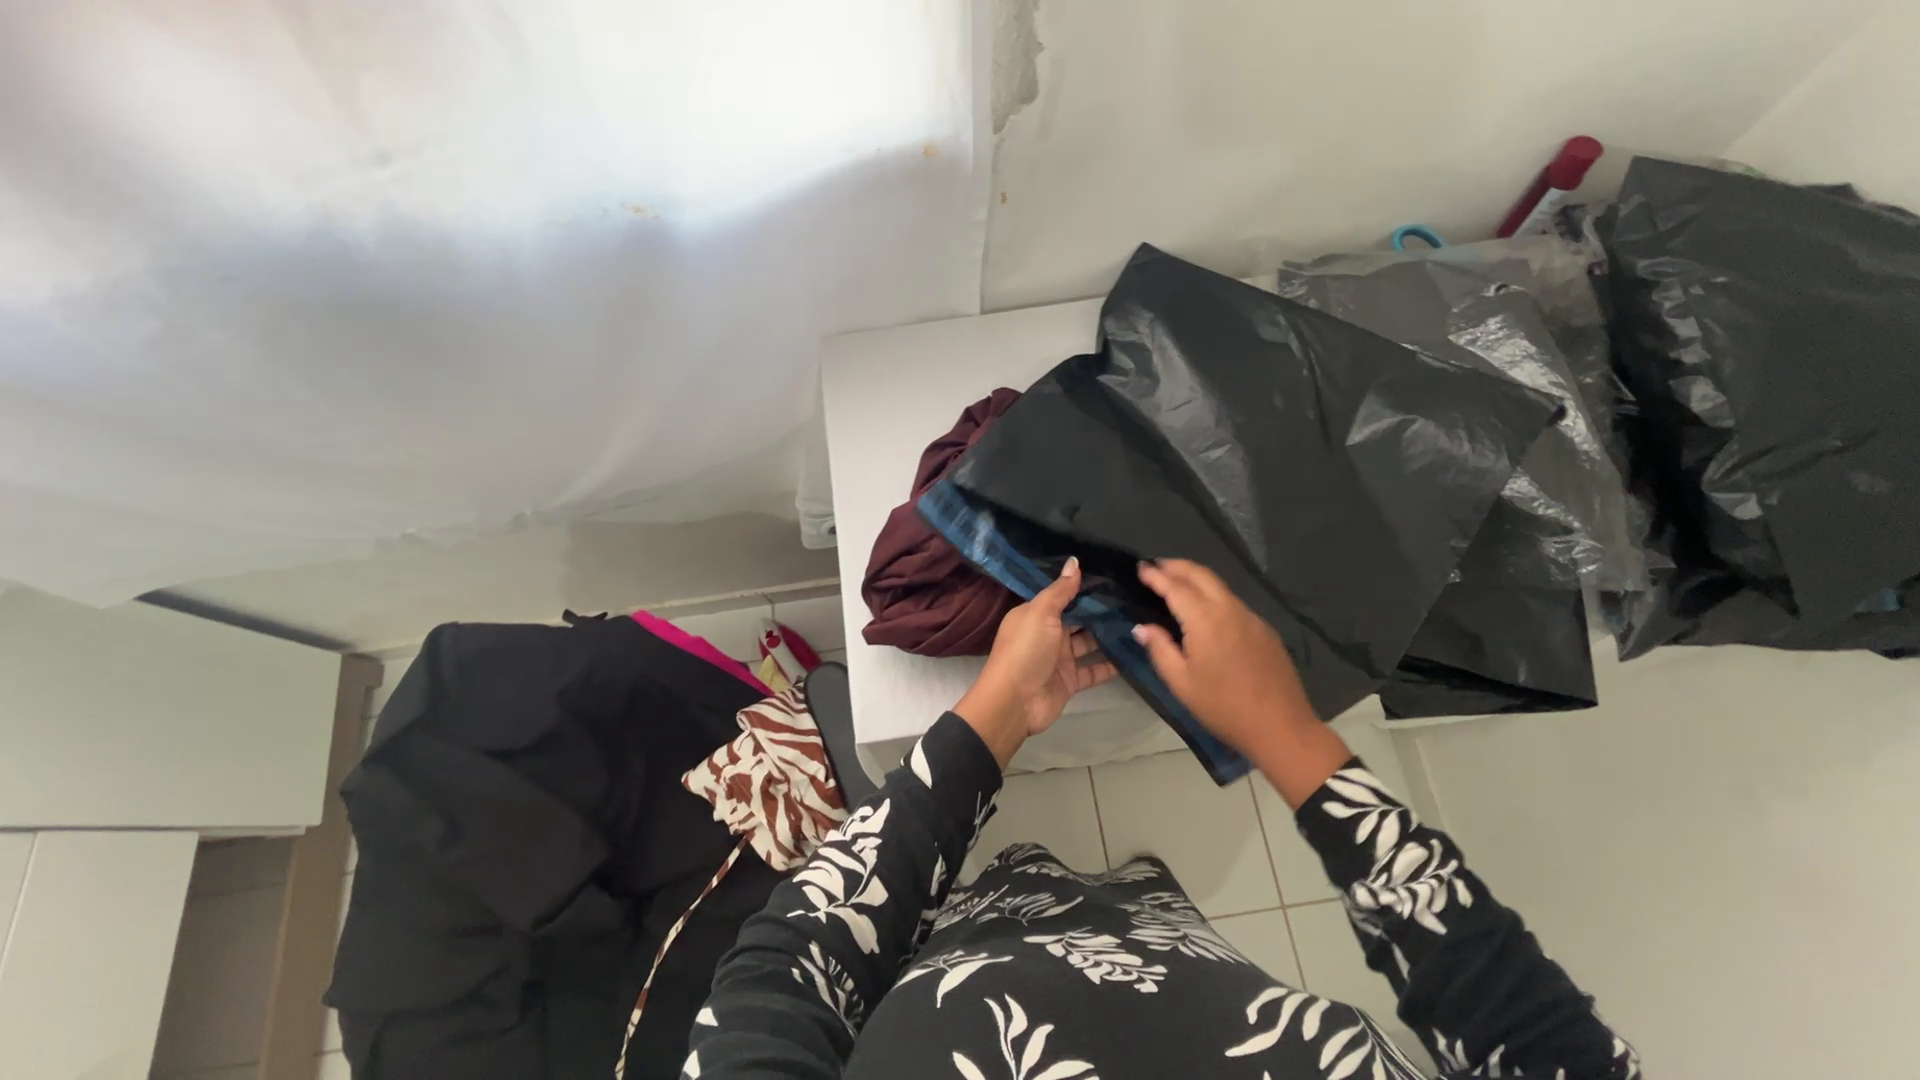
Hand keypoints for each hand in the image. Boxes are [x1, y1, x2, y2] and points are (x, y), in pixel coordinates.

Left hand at [955, 558, 1117, 767]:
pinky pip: (1094, 669)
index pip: (1061, 596)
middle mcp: (1048, 634)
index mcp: (1035, 615)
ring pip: (1089, 643)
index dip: (1082, 587)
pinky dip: (1111, 665)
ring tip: (1138, 620)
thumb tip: (1074, 561)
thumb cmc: (1025, 651)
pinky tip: (1133, 653)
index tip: (1110, 574)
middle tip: (1132, 596)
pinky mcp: (1071, 681)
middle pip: (1078, 619)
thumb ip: (1060, 590)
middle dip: (1100, 610)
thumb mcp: (1040, 614)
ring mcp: (1060, 659)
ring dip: (1109, 635)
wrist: (1015, 703)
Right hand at [1133, 559, 1345, 806]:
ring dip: (1196, 578)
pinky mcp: (1264, 629)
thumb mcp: (1181, 682)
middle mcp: (1230, 609)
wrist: (1280, 726)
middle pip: (1201, 574)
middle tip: (1156, 566)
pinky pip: (1233, 602)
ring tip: (1176, 584)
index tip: (1140, 567)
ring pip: (1220, 586)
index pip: (1176, 587)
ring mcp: (1251, 617)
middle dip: (1177, 566)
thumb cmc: (1223, 707)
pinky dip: (1213, 595)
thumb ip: (1159, 648)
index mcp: (1205, 620)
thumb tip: (1143, 627)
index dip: (1156, 575)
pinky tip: (1205, 611)